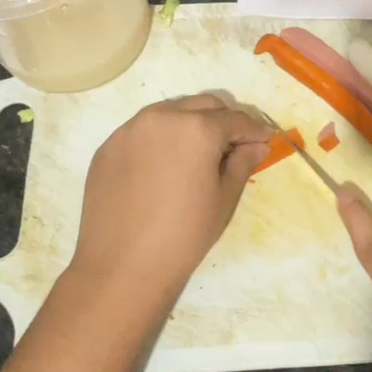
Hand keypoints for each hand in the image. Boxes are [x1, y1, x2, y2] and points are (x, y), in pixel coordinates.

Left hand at [68, 95, 271, 296]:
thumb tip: (256, 145)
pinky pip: (142, 131)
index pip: (234, 119)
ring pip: (170, 112)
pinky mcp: (108, 147)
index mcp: (196, 128)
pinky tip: (164, 167)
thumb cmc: (184, 234)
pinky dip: (161, 139)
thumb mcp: (224, 198)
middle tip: (233, 147)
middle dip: (222, 121)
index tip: (264, 141)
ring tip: (198, 154)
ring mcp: (129, 130)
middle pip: (202, 105)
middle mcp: (161, 117)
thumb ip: (242, 162)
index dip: (254, 130)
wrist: (123, 266)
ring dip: (190, 124)